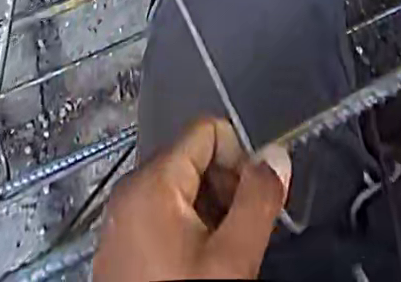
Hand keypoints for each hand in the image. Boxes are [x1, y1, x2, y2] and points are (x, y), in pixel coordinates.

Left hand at [92, 116, 291, 280]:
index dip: (240, 159)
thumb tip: (277, 154)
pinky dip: (190, 230)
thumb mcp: (232, 260)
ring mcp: (123, 218)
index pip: (209, 132)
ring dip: (211, 213)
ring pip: (183, 188)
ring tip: (218, 259)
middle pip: (196, 157)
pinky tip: (197, 269)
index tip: (250, 204)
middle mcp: (131, 189)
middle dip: (226, 188)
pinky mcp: (122, 245)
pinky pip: (165, 214)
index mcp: (153, 180)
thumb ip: (259, 199)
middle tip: (237, 237)